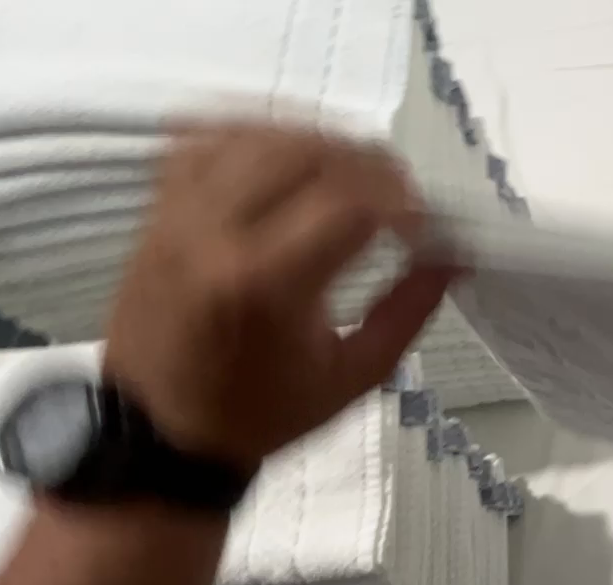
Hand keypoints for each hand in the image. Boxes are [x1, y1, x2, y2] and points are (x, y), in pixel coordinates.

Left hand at [102, 123, 460, 469]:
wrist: (163, 424)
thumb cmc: (268, 411)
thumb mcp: (358, 374)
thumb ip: (410, 311)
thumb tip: (453, 259)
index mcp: (269, 285)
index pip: (350, 204)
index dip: (404, 203)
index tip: (433, 227)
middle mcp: (215, 233)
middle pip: (305, 153)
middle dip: (372, 167)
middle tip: (408, 200)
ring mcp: (178, 211)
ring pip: (257, 132)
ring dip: (324, 143)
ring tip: (362, 177)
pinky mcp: (159, 203)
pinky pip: (207, 135)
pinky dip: (263, 133)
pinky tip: (299, 158)